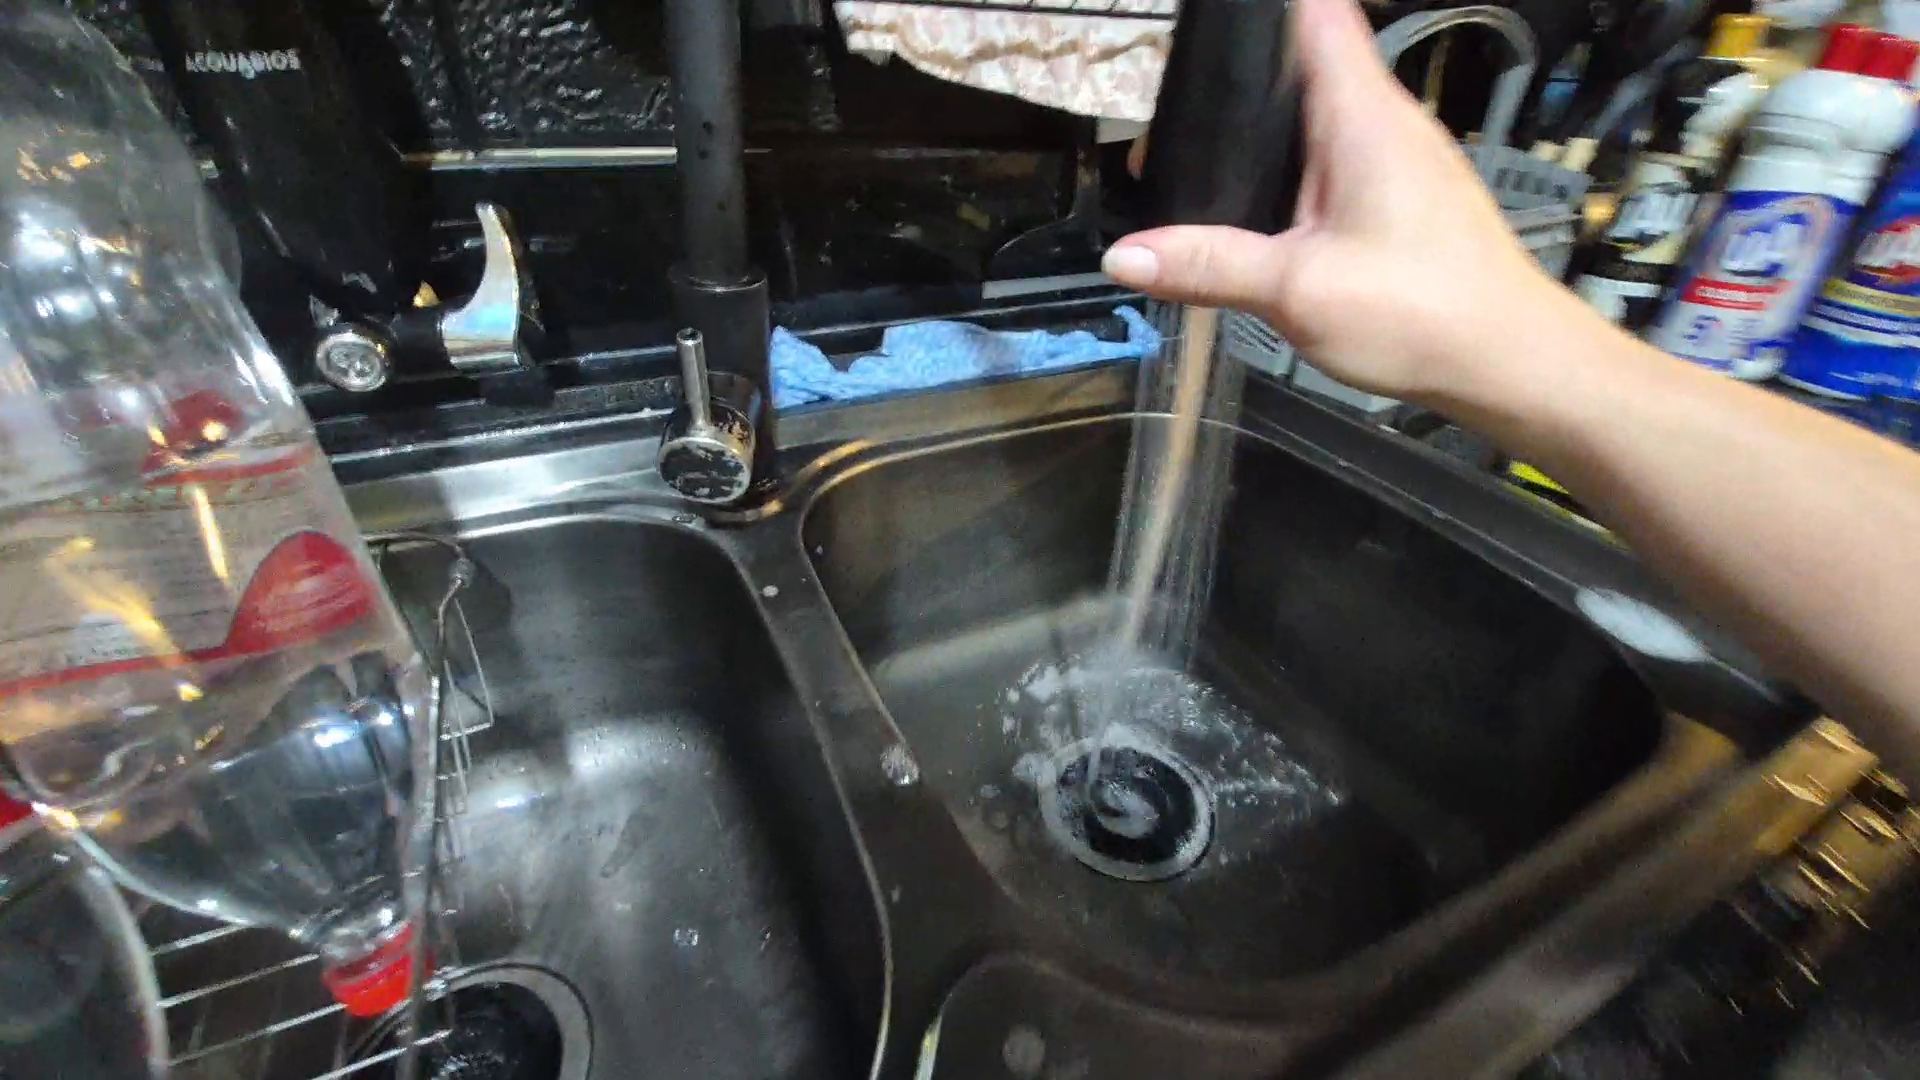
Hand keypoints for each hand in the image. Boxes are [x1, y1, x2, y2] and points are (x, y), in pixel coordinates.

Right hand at [1101, 0, 1564, 400]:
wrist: (1502, 362)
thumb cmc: (1413, 311)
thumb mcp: (1295, 288)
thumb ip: (1207, 266)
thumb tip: (1119, 256)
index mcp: (1362, 117)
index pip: (1315, 18)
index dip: (1255, 19)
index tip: (1196, 44)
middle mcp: (1380, 125)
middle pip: (1299, 73)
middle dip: (1229, 96)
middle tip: (1160, 136)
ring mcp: (1390, 166)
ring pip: (1308, 128)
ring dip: (1251, 144)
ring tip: (1185, 175)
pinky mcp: (1391, 205)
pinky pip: (1321, 171)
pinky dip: (1277, 181)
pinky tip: (1244, 219)